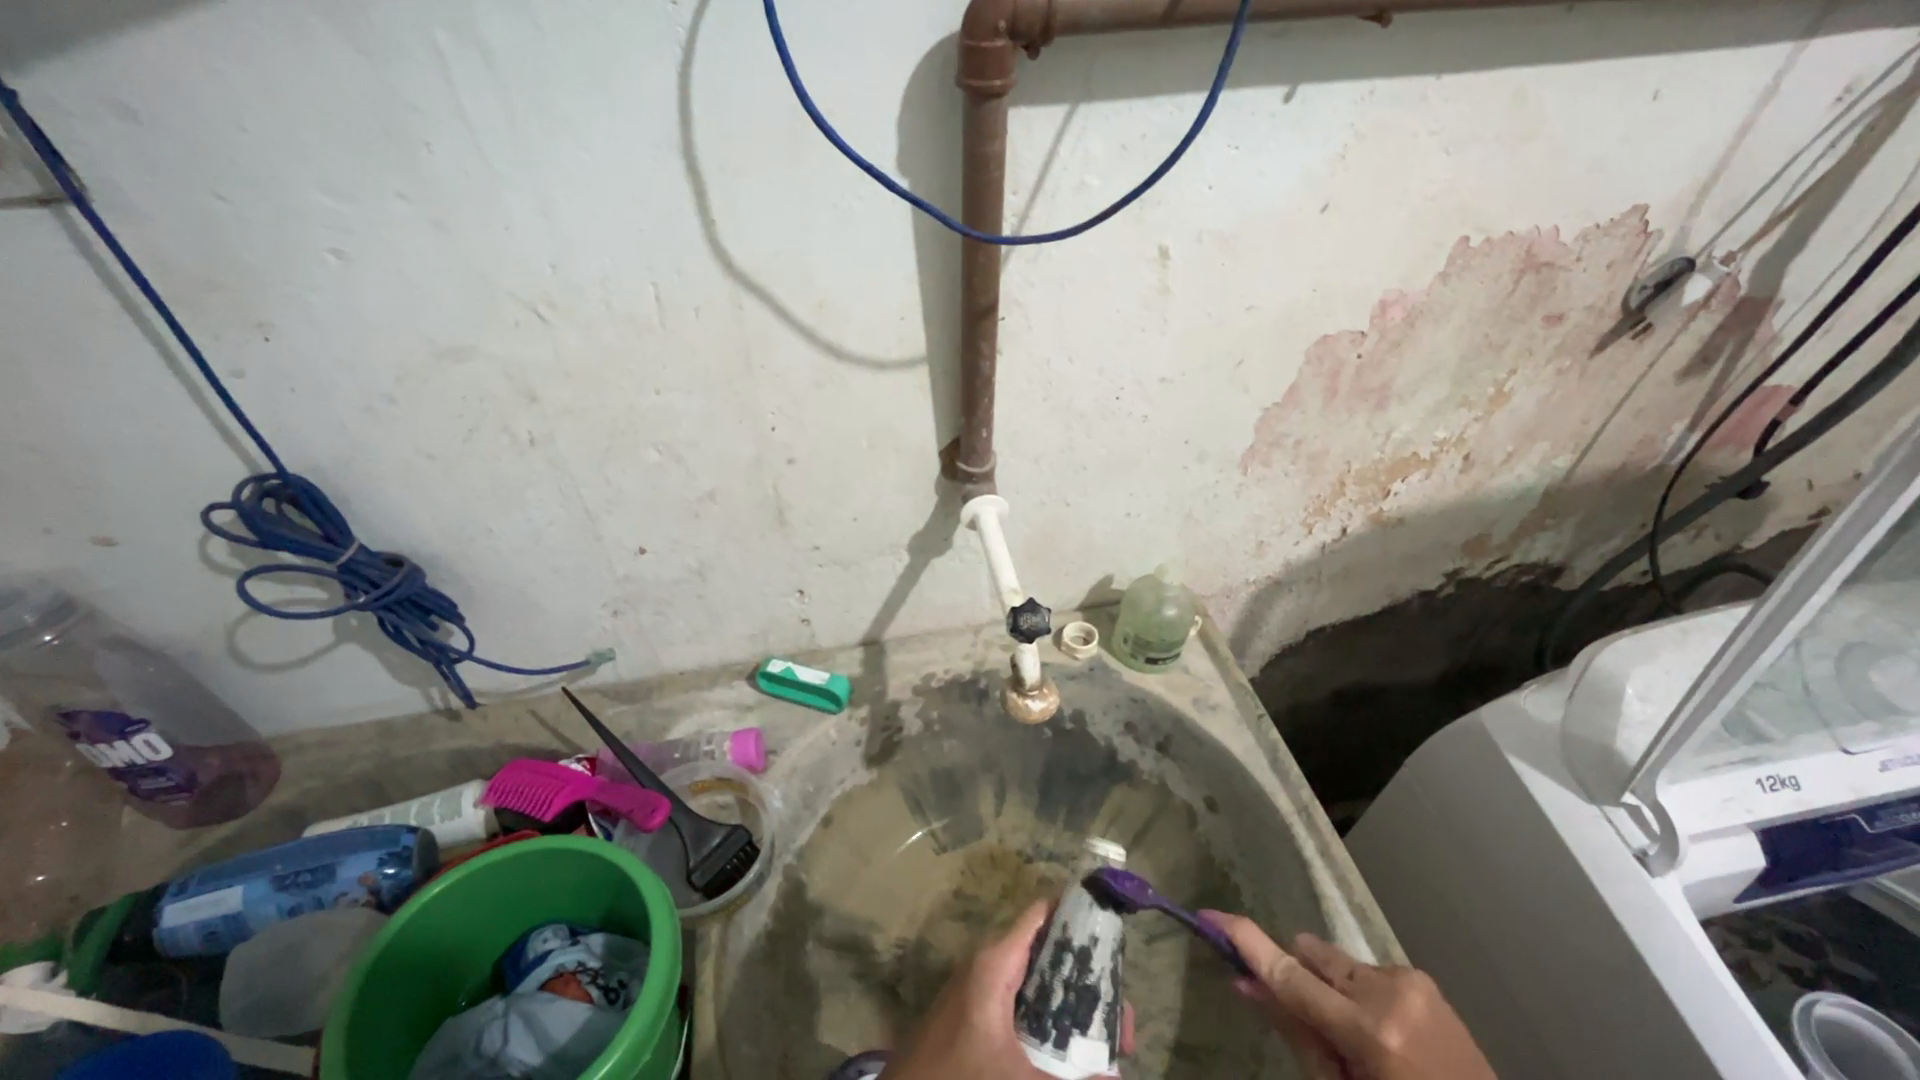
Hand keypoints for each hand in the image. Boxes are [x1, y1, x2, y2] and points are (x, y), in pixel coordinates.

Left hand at [882, 900, 1133, 1079]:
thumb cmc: (956, 1075)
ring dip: (1072, 1002)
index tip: (1113, 923)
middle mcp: (988, 966)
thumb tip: (1117, 1078)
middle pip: (1048, 953)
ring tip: (1108, 1037)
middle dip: (1089, 978)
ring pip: (1037, 981)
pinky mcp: (974, 1015)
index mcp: (995, 964)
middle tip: (1122, 1014)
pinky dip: (1049, 1016)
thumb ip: (1071, 1079)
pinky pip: (1021, 1002)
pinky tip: (1072, 1046)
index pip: (1041, 914)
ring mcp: (979, 990)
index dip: (1079, 911)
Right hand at [1203, 912, 1495, 1079]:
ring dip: (1329, 989)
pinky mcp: (1424, 980)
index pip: (1291, 975)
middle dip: (1297, 976)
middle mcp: (1389, 991)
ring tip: (1353, 1039)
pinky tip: (1379, 1034)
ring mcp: (1412, 981)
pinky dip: (1358, 994)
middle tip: (1301, 1019)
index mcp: (1368, 1030)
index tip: (1211, 915)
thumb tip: (1247, 983)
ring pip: (1338, 963)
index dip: (1246, 942)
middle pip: (1311, 954)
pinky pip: (1368, 973)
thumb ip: (1296, 1033)